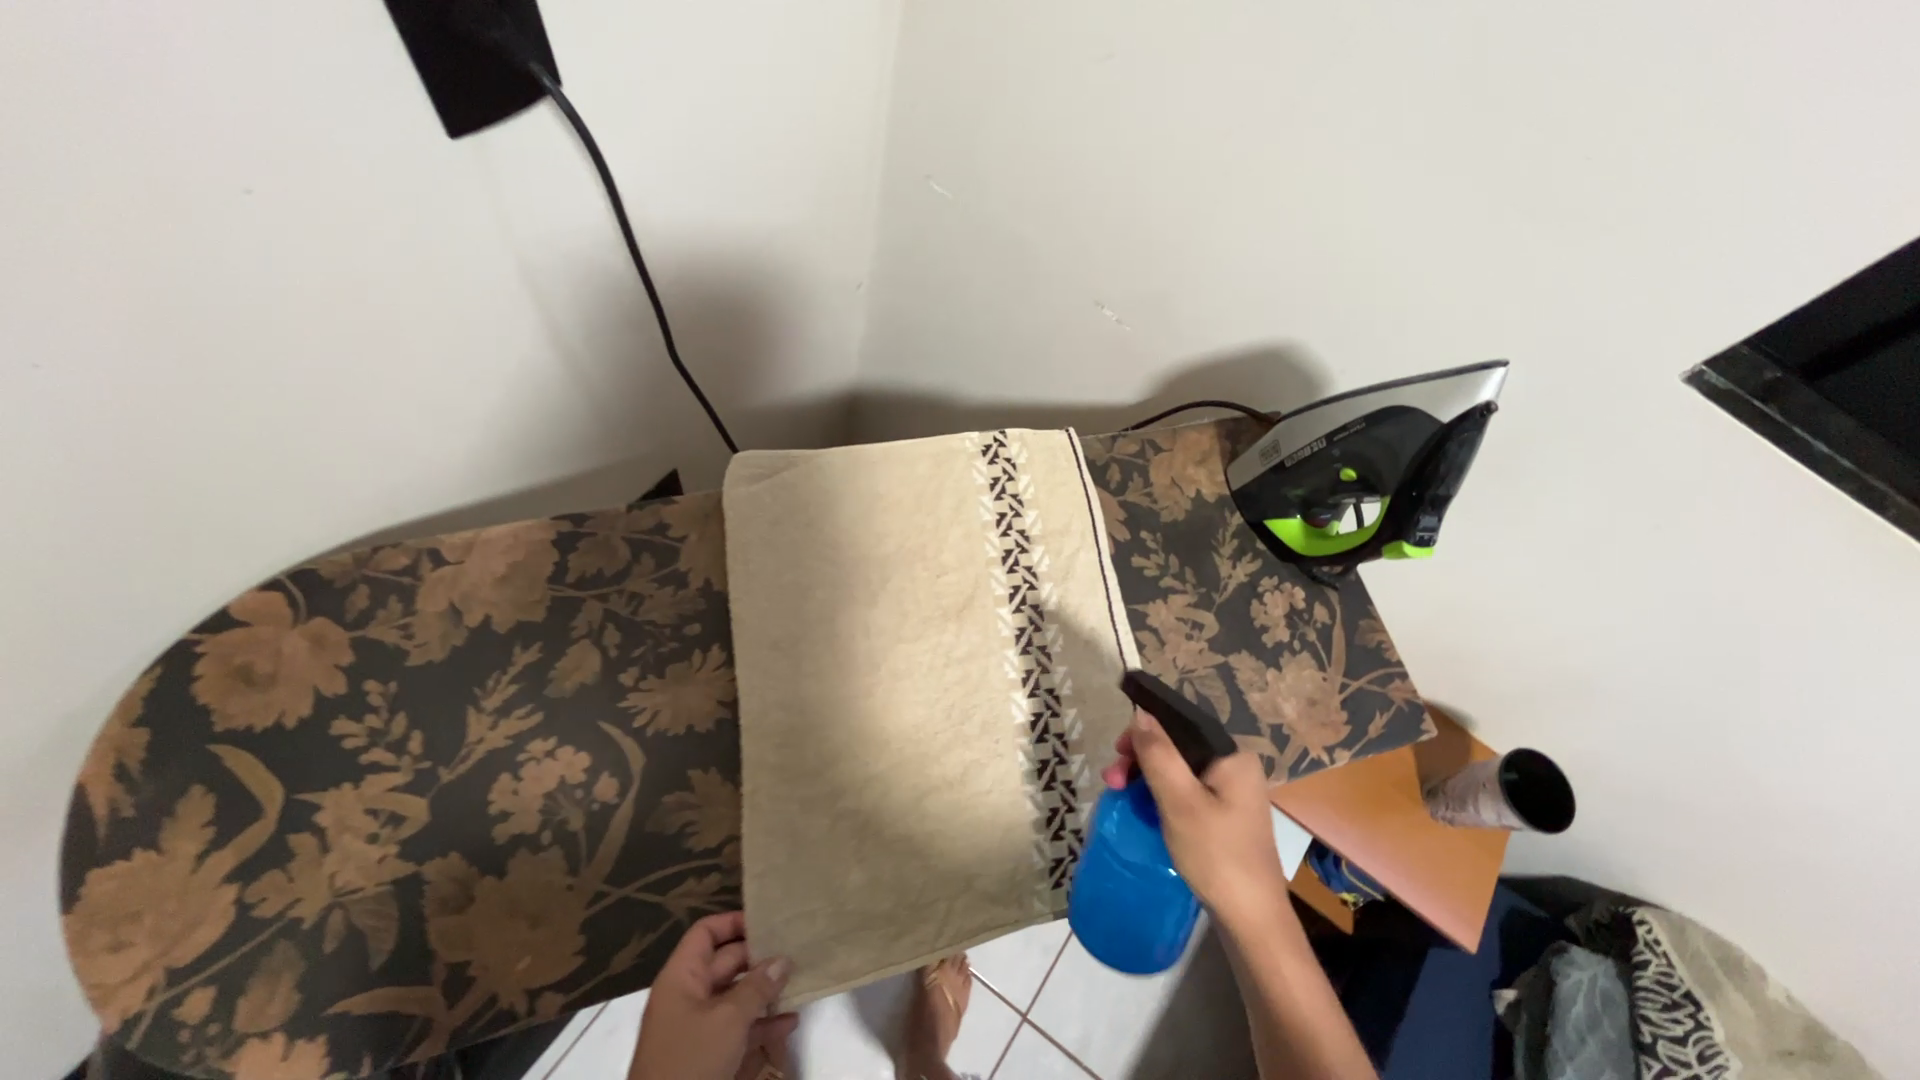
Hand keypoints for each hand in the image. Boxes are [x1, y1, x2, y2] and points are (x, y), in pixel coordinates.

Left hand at [628, 912, 796, 1079]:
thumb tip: (783, 958)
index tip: (770, 922)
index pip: (706, 933)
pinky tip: (789, 1023)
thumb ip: (757, 986)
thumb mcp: (728, 1020)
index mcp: (682, 978)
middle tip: (797, 951)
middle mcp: (688, 996)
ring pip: (736, 997)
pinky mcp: (708, 1054)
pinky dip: (761, 1024)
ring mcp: (698, 1027)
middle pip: (726, 963)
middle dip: (760, 958)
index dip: (734, 923)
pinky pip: (737, 1028)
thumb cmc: (691, 1061)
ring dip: (765, 992)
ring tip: (800, 983)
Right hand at [1101, 709, 1291, 931]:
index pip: (1181, 724)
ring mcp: (1233, 793)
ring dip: (1147, 779)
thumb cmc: (1215, 854)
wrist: (1251, 918)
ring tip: (1121, 796)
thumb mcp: (1179, 801)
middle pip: (1178, 748)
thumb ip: (1159, 754)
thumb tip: (1141, 713)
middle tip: (1112, 783)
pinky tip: (1145, 810)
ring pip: (1180, 772)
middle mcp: (1236, 767)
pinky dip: (1163, 797)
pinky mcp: (1226, 816)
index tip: (1116, 753)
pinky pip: (1188, 793)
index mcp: (1233, 755)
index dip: (1144, 732)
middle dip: (1141, 760)